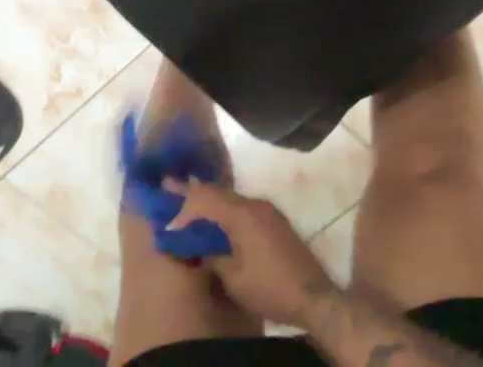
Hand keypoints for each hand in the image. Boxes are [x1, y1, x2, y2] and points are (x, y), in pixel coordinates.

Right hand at [167, 179, 337, 325]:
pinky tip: (220, 220)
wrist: (315, 297)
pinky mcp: (277, 222)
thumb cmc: (270, 288)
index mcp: (242, 214)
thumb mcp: (233, 278)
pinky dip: (227, 210)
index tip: (167, 214)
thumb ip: (212, 258)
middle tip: (170, 185)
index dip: (183, 205)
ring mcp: (269, 211)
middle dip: (193, 191)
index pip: (204, 198)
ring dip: (212, 201)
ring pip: (232, 198)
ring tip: (192, 202)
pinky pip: (245, 208)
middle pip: (218, 191)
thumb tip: (200, 249)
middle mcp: (255, 204)